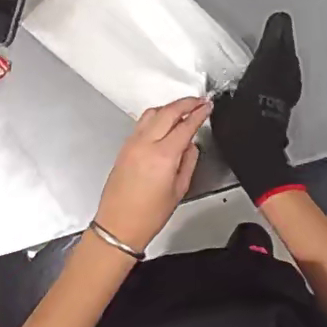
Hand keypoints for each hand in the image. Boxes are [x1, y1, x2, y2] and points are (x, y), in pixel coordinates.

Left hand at [93, 96, 212, 251]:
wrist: (118, 225)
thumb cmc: (147, 215)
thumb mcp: (179, 189)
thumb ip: (188, 162)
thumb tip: (191, 145)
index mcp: (162, 156)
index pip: (185, 125)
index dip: (199, 113)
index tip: (207, 106)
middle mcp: (145, 145)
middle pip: (168, 112)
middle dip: (186, 103)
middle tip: (199, 101)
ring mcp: (131, 144)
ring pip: (152, 113)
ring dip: (169, 108)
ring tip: (183, 109)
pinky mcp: (124, 148)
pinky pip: (141, 124)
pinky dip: (155, 117)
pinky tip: (164, 123)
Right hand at [212, 12, 301, 202]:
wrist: (258, 158)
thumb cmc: (239, 133)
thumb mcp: (221, 111)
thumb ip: (224, 96)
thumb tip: (221, 94)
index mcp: (262, 75)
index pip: (272, 46)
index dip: (275, 32)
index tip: (277, 20)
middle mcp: (278, 81)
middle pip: (286, 53)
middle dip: (283, 39)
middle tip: (281, 28)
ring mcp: (286, 94)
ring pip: (290, 66)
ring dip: (287, 54)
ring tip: (282, 47)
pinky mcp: (287, 105)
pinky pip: (289, 79)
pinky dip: (286, 70)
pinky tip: (281, 73)